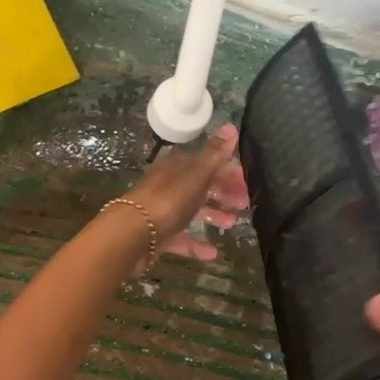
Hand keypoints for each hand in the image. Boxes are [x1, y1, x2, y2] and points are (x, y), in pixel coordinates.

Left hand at [119, 124, 247, 260]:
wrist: (132, 235)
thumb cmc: (168, 200)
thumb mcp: (196, 174)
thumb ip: (215, 153)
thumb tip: (231, 126)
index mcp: (178, 168)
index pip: (207, 164)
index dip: (228, 171)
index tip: (247, 182)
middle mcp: (170, 186)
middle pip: (201, 186)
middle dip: (224, 193)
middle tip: (245, 203)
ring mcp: (163, 211)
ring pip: (193, 211)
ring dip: (214, 215)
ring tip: (232, 224)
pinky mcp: (158, 235)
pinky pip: (182, 238)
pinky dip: (197, 244)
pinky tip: (213, 253)